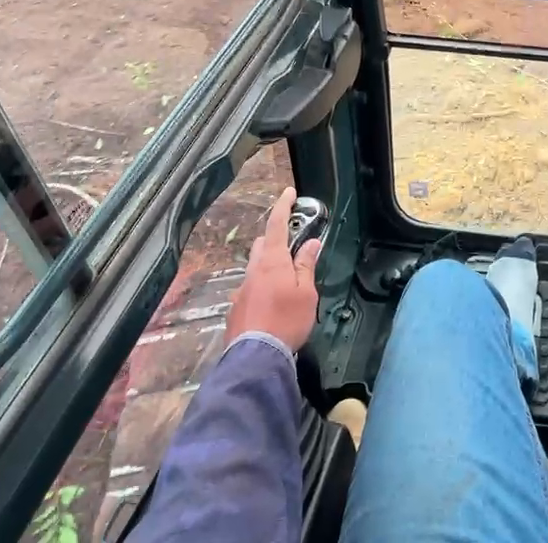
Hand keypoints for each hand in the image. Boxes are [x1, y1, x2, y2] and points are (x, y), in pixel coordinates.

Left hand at [224, 188, 323, 351]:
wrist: (256, 357)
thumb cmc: (287, 320)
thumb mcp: (306, 292)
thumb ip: (306, 265)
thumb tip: (311, 243)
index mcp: (272, 261)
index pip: (276, 224)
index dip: (283, 205)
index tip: (289, 191)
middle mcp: (253, 270)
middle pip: (262, 244)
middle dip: (275, 238)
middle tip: (292, 245)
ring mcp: (241, 289)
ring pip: (255, 267)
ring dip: (269, 265)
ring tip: (285, 280)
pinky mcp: (236, 308)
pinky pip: (251, 288)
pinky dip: (262, 287)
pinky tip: (272, 304)